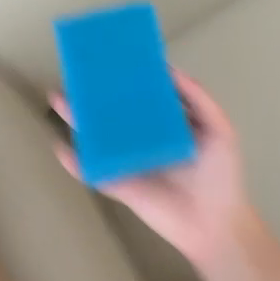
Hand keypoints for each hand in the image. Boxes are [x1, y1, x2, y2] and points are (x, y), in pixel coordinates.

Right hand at [51, 69, 256, 271]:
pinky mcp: (120, 185)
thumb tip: (168, 69)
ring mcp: (129, 160)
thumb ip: (198, 98)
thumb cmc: (221, 174)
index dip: (127, 77)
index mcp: (166, 123)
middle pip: (114, 111)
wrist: (217, 224)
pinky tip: (60, 147)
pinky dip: (76, 162)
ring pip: (98, 136)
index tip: (111, 56)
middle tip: (77, 72)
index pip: (142, 94)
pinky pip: (94, 172)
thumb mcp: (219, 129)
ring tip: (58, 97)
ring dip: (77, 119)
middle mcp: (143, 138)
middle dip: (95, 93)